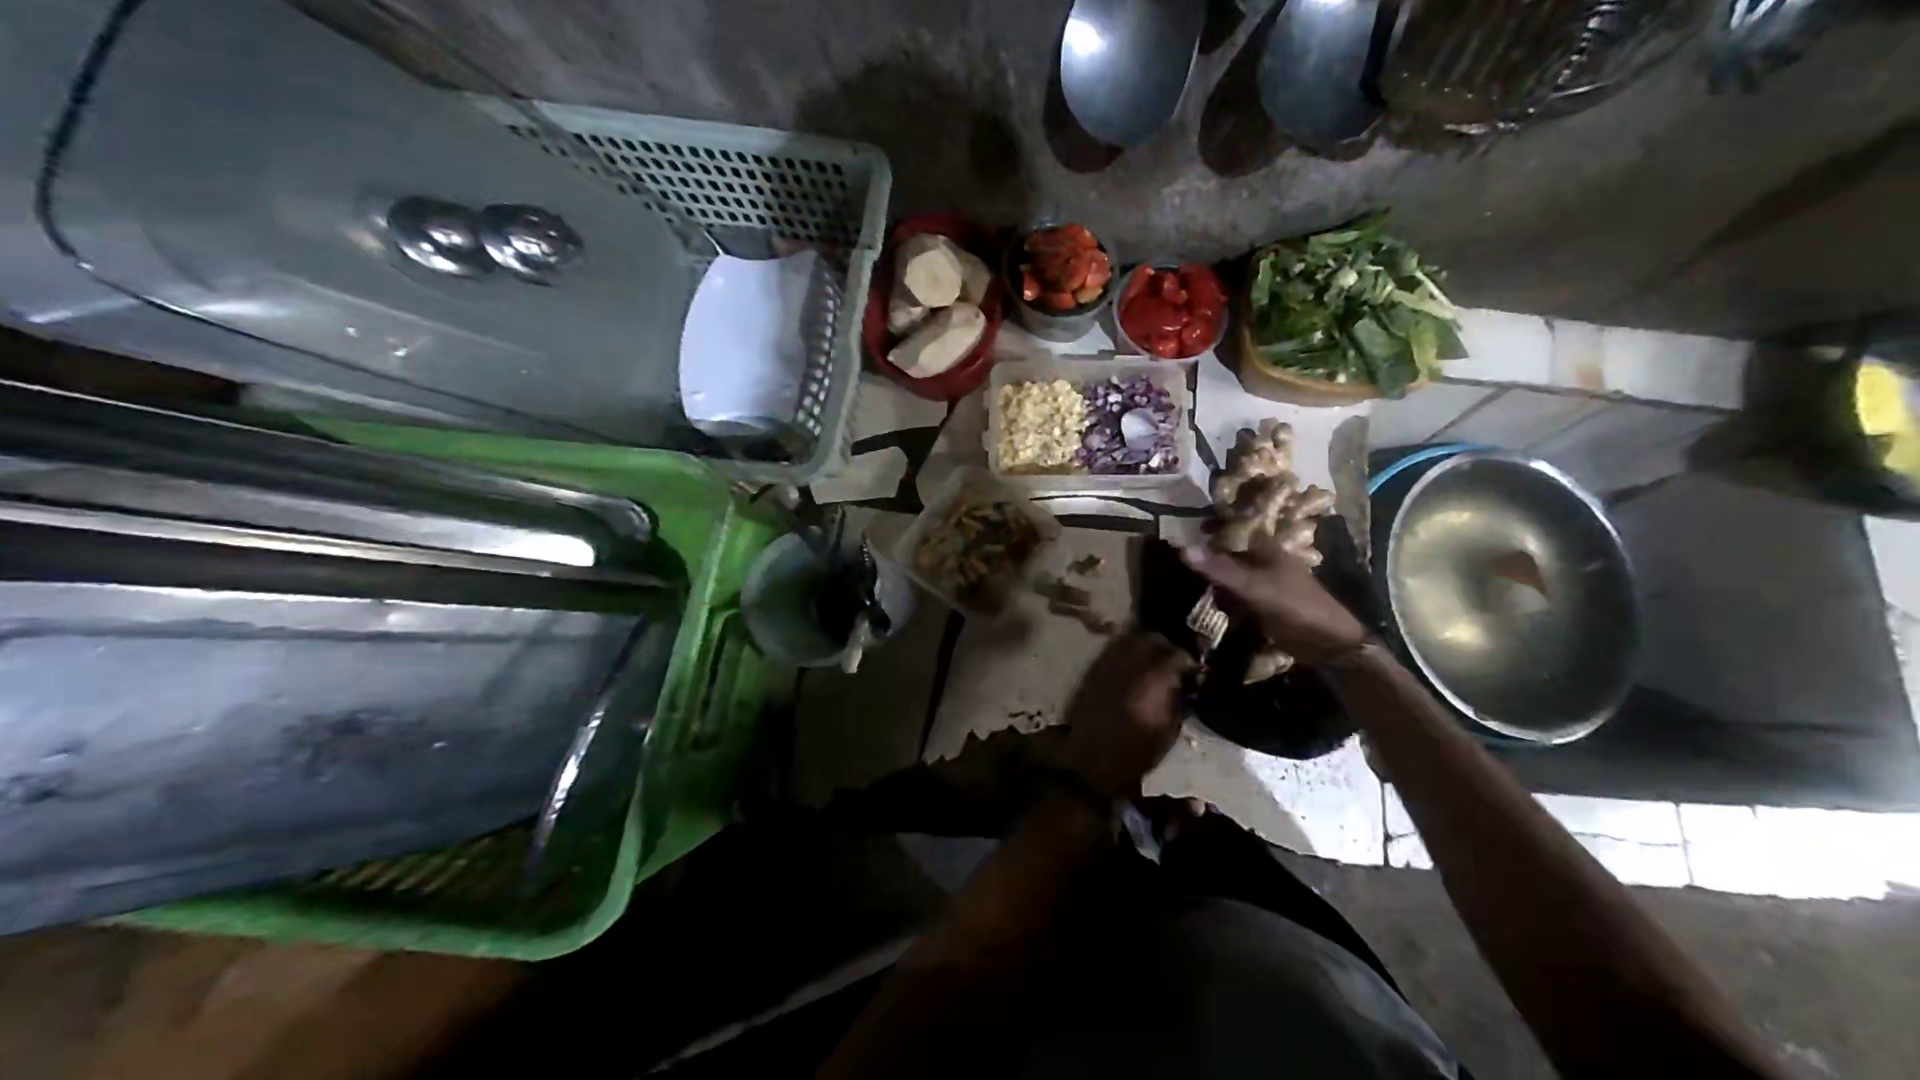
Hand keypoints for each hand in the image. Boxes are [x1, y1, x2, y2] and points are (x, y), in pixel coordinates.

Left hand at [1061, 633, 1194, 800]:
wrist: (1091, 763)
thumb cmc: (1135, 754)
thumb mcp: (1168, 731)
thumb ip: (1179, 700)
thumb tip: (1187, 681)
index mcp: (1152, 683)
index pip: (1176, 655)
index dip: (1189, 659)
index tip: (1195, 667)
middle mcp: (1128, 668)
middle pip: (1150, 638)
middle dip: (1167, 644)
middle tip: (1176, 658)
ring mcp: (1107, 667)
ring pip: (1129, 640)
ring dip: (1146, 644)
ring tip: (1156, 658)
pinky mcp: (1093, 672)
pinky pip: (1113, 651)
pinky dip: (1127, 652)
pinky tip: (1135, 665)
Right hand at [1184, 541, 1369, 664]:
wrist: (1328, 642)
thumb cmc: (1295, 605)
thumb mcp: (1254, 586)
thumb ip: (1220, 569)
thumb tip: (1182, 549)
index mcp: (1266, 550)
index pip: (1234, 532)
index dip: (1214, 532)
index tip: (1193, 535)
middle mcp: (1264, 563)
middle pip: (1229, 558)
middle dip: (1210, 565)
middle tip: (1186, 573)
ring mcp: (1264, 586)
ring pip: (1231, 580)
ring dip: (1216, 588)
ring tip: (1198, 595)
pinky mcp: (1264, 606)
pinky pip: (1237, 600)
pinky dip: (1226, 604)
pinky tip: (1217, 611)